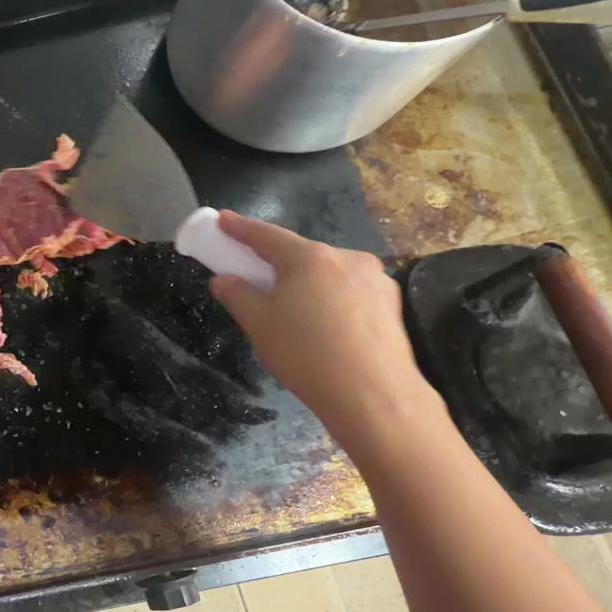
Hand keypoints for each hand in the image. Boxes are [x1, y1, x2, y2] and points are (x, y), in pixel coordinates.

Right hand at [208, 211, 443, 446]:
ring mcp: (374, 279)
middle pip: (301, 255)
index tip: (222, 219)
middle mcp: (345, 258)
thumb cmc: (305, 353)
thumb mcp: (258, 325)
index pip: (266, 236)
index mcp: (308, 258)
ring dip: (307, 285)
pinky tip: (325, 329)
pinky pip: (349, 293)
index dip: (240, 228)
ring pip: (328, 275)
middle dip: (278, 265)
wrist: (372, 392)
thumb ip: (237, 295)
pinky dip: (331, 301)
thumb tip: (223, 279)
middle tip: (257, 282)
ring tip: (294, 317)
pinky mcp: (390, 302)